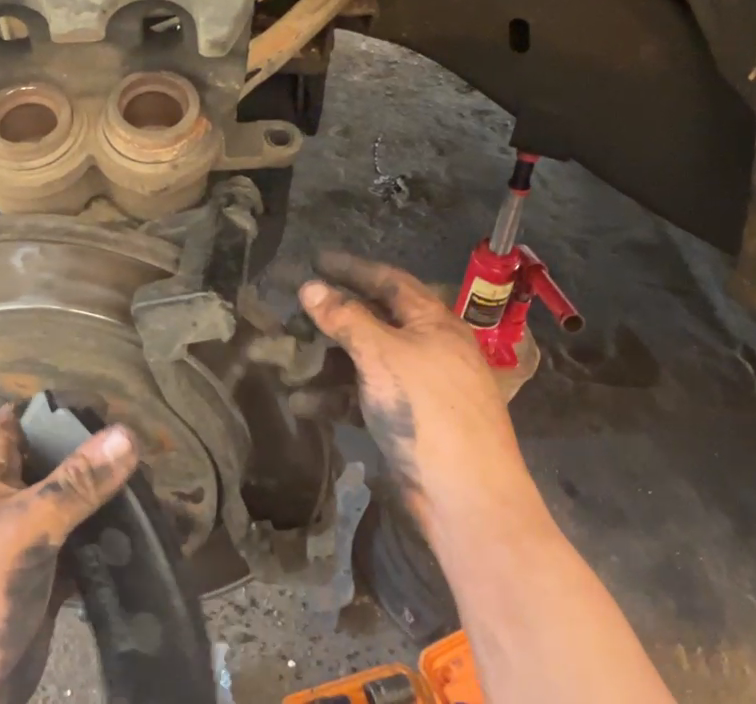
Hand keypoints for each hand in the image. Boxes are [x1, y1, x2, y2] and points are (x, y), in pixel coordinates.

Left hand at [0, 405, 138, 703]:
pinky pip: (83, 551)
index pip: (19, 419)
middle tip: (151, 450)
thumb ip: (76, 484)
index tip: (110, 404)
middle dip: (96, 457)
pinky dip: (109, 546)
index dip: (57, 407)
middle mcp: (6, 500)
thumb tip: (127, 433)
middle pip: (55, 464)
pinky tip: (146, 538)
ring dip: (108, 503)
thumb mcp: (24, 528)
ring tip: (159, 490)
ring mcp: (27, 542)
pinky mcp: (47, 580)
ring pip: (73, 508)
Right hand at [298, 251, 530, 523]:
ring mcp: (419, 388)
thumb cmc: (426, 410)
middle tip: (295, 312)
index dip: (353, 269)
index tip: (317, 260)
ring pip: (366, 362)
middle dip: (334, 318)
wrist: (465, 496)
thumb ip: (345, 318)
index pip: (390, 282)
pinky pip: (365, 398)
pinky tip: (303, 403)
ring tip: (289, 360)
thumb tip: (310, 286)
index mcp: (434, 323)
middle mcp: (429, 349)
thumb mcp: (381, 355)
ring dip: (328, 362)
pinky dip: (335, 397)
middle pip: (375, 322)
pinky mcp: (407, 422)